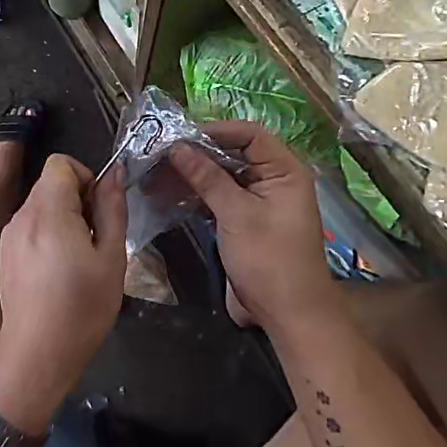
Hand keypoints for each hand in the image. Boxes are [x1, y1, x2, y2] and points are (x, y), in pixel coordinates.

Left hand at [0, 156, 125, 433]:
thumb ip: (112, 209)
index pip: (60, 163)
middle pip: (49, 183)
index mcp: (48, 212)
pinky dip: (44, 236)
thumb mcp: (111, 259)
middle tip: (94, 238)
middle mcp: (21, 217)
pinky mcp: (3, 256)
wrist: (35, 357)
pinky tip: (58, 271)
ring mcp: (8, 237)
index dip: (85, 178)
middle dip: (74, 199)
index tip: (98, 210)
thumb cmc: (81, 310)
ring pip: (37, 206)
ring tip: (78, 258)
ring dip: (60, 219)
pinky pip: (26, 228)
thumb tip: (114, 174)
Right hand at [169, 122, 338, 334]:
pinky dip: (197, 194)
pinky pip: (219, 196)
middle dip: (198, 153)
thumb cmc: (270, 260)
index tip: (180, 136)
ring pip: (222, 175)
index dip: (216, 131)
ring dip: (193, 174)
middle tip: (161, 153)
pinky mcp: (244, 220)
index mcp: (285, 171)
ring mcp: (259, 200)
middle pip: (233, 153)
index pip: (250, 135)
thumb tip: (177, 147)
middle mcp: (274, 180)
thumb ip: (207, 178)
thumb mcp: (237, 215)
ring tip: (158, 172)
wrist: (288, 315)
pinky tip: (168, 193)